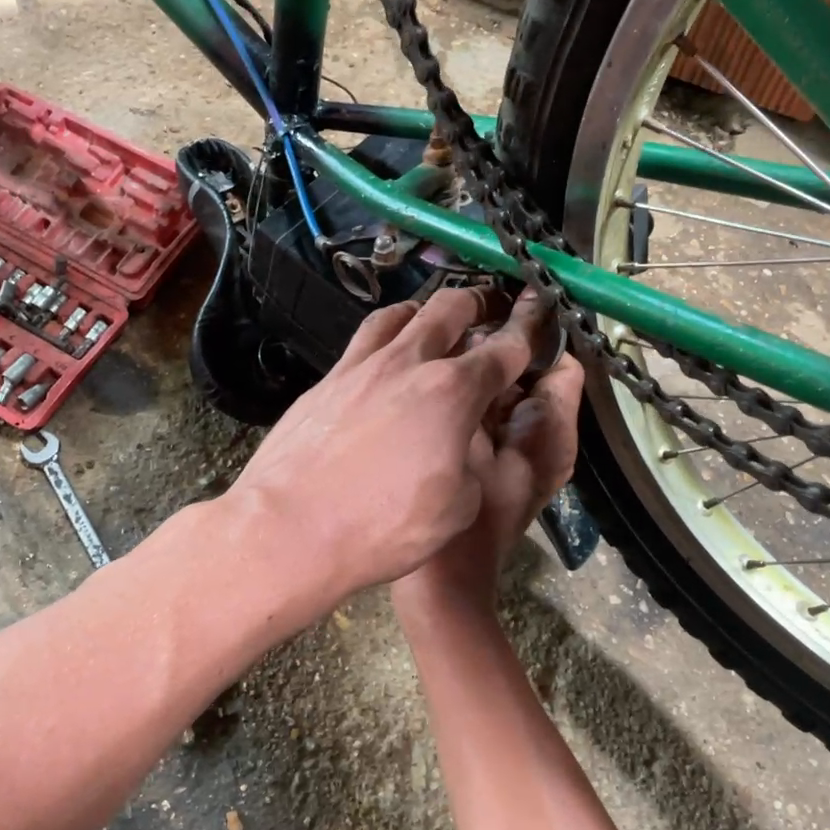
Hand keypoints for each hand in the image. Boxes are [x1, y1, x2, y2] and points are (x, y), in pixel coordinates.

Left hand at [224, 287, 548, 602]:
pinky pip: (362, 341)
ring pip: (398, 315)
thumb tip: (461, 442)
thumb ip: (471, 460)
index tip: (538, 318)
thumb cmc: (384, 525)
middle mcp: (407, 364)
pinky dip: (384, 336)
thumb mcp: (458, 507)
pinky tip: (383, 356)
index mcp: (453, 392)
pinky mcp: (324, 381)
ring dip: (424, 310)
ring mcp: (359, 367)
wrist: (291, 527)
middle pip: (449, 309)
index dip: (528, 332)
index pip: (504, 348)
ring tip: (432, 319)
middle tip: (489, 308)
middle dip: (478, 302)